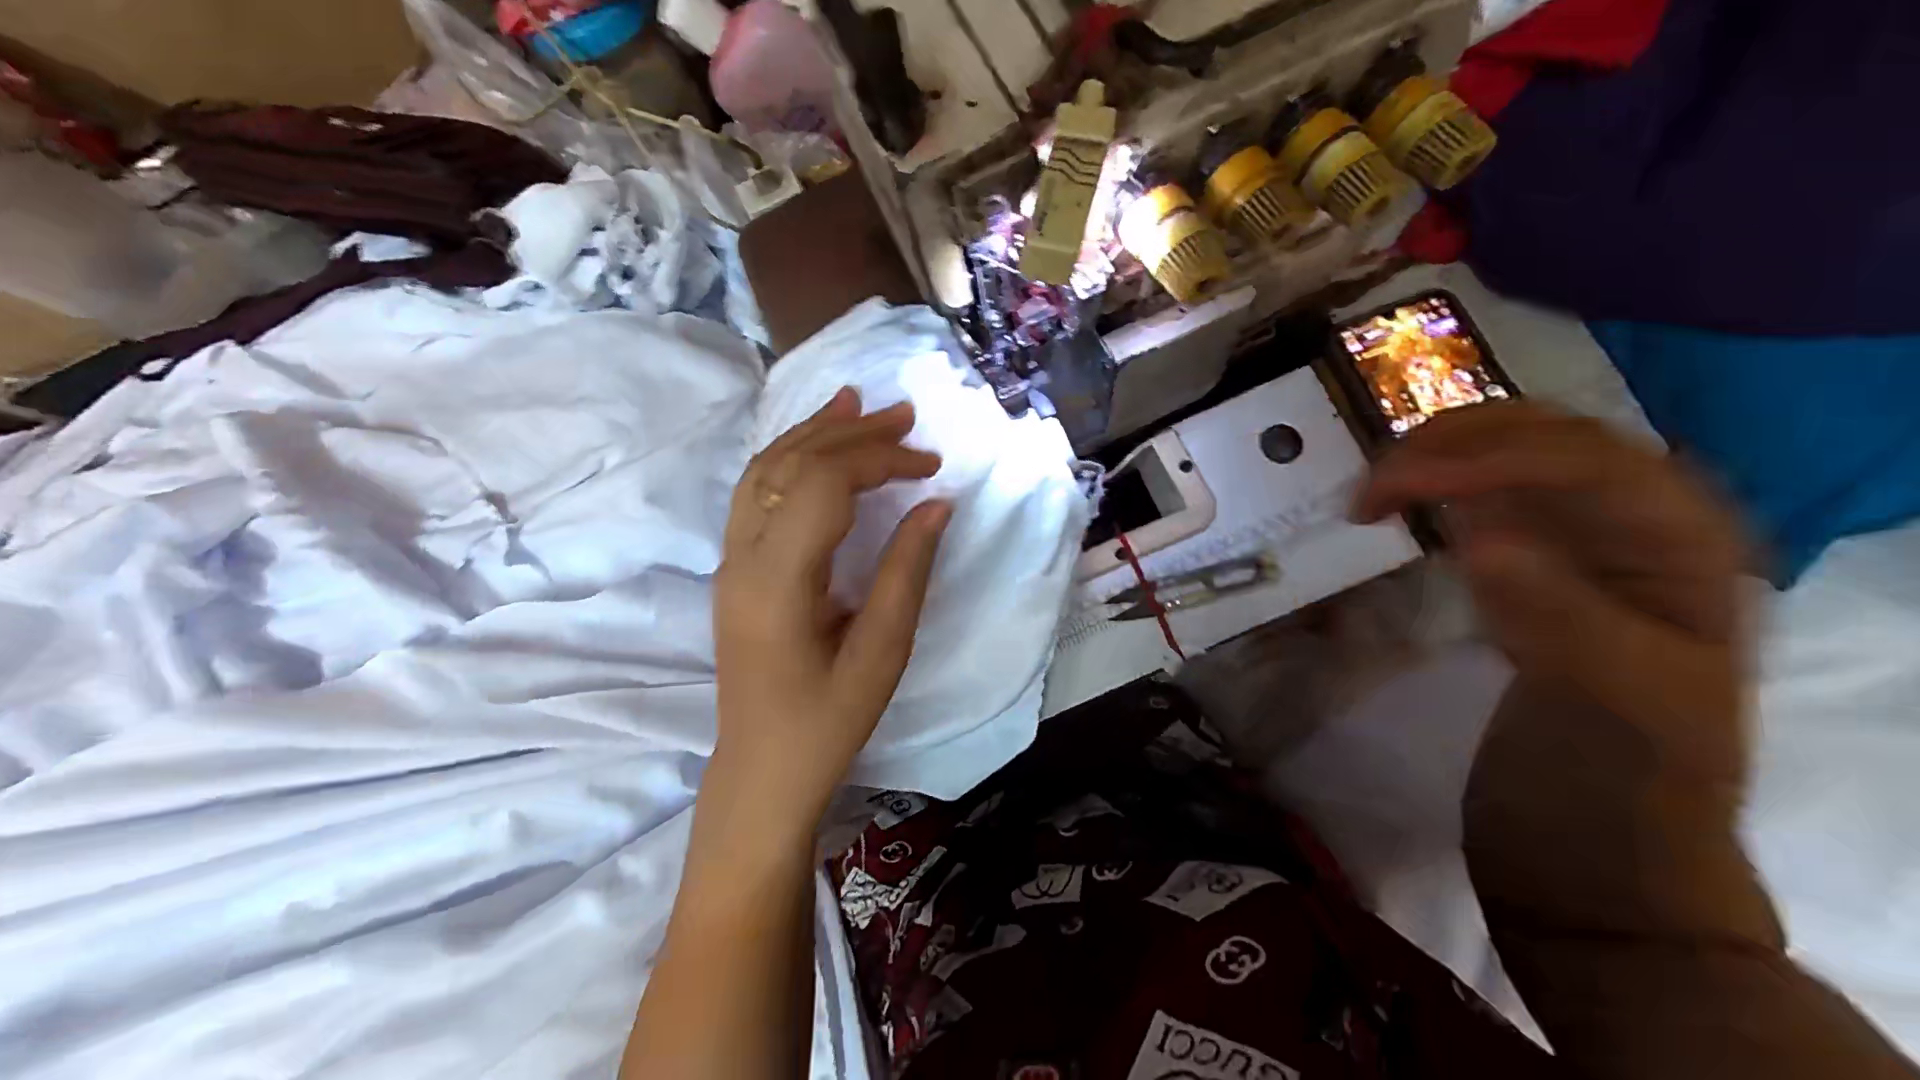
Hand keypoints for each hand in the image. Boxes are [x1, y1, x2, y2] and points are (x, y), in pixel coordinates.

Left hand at [712, 387, 951, 819]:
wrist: (761, 768)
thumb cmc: (827, 722)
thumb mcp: (881, 654)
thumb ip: (906, 571)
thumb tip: (936, 504)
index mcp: (777, 581)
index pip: (824, 485)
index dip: (878, 459)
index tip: (929, 465)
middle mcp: (742, 558)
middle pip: (791, 465)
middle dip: (850, 433)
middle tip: (905, 415)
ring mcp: (730, 560)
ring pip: (765, 470)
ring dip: (814, 432)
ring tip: (857, 403)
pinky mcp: (734, 567)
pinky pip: (756, 492)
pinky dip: (790, 457)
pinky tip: (816, 445)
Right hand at [1353, 402, 1749, 780]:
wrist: (1597, 853)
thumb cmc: (1621, 784)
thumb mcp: (1608, 704)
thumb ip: (1556, 612)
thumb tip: (1476, 532)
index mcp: (1682, 546)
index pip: (1586, 460)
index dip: (1486, 455)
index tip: (1395, 487)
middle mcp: (1635, 530)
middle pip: (1544, 441)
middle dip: (1453, 445)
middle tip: (1370, 488)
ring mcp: (1578, 550)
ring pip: (1506, 463)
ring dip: (1436, 461)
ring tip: (1372, 494)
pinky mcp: (1529, 575)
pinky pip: (1481, 506)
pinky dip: (1432, 494)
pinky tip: (1396, 513)